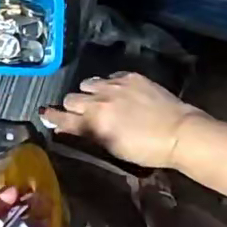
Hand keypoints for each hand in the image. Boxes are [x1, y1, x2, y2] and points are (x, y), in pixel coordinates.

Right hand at [42, 72, 205, 168]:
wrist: (180, 133)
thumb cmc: (146, 150)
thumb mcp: (112, 148)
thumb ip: (87, 135)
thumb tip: (65, 127)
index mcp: (93, 123)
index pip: (62, 117)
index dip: (51, 116)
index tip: (45, 115)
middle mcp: (99, 100)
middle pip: (71, 98)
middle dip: (73, 105)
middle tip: (82, 113)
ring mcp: (115, 85)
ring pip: (88, 83)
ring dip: (90, 92)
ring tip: (100, 99)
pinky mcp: (131, 76)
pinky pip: (109, 76)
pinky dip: (109, 84)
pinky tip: (120, 93)